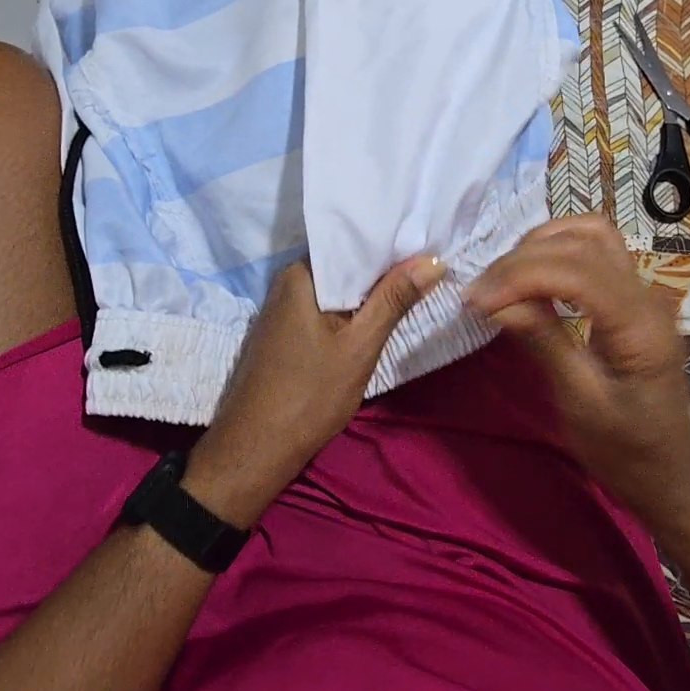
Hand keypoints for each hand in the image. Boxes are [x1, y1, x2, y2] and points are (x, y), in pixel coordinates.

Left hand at [183, 256, 443, 525]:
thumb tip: (435, 259)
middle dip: (384, 268)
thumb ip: (395, 299)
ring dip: (370, 292)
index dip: (391, 241)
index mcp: (301, 274)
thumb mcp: (360, 346)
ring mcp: (284, 309)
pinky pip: (326, 308)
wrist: (255, 452)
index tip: (428, 238)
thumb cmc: (309, 397)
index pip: (351, 241)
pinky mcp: (286, 332)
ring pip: (337, 289)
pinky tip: (379, 316)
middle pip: (346, 266)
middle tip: (432, 262)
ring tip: (417, 282)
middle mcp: (288, 282)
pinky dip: (351, 311)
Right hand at [465, 215, 689, 524]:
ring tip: (502, 278)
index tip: (478, 301)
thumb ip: (543, 341)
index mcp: (640, 325)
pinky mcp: (631, 293)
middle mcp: (647, 294)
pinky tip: (528, 275)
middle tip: (480, 292)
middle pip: (582, 244)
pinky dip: (555, 250)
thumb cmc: (625, 448)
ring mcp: (643, 289)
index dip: (521, 276)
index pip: (577, 271)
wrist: (669, 470)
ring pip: (590, 234)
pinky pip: (594, 249)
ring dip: (540, 245)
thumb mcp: (580, 402)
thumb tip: (496, 301)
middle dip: (522, 259)